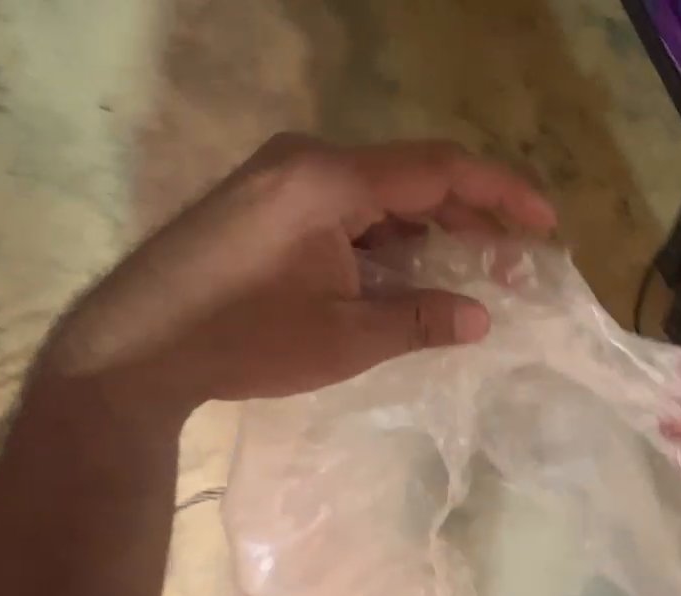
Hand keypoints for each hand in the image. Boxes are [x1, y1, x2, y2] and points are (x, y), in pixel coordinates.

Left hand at [38, 135, 557, 429]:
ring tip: (474, 273)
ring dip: (432, 231)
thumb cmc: (244, 340)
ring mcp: (284, 180)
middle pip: (414, 176)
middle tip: (514, 262)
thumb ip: (421, 320)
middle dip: (472, 217)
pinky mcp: (270, 205)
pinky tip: (413, 275)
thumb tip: (483, 317)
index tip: (546, 222)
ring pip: (383, 195)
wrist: (134, 348)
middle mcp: (309, 163)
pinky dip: (392, 240)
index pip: (439, 169)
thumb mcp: (346, 337)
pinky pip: (351, 210)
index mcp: (331, 181)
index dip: (503, 192)